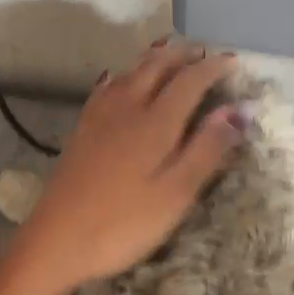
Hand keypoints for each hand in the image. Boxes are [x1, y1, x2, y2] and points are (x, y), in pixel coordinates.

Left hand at [0, 41, 245, 294]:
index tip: (234, 61)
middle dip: (182, 55)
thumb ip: (207, 149)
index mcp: (155, 122)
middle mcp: (125, 109)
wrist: (54, 241)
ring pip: (129, 73)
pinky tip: (117, 81)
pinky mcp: (79, 133)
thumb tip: (239, 110)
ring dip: (153, 60)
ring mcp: (97, 119)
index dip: (213, 68)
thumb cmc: (122, 225)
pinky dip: (122, 76)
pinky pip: (105, 89)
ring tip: (170, 56)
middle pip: (156, 67)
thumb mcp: (175, 194)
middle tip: (204, 53)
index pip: (190, 80)